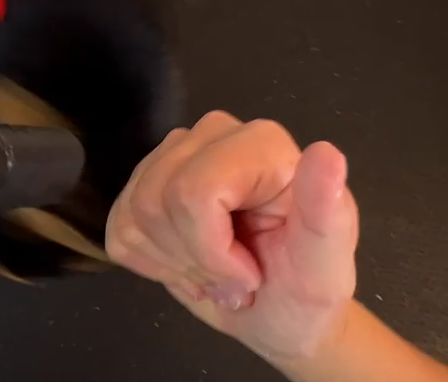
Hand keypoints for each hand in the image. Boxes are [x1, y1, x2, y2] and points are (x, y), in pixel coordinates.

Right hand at [106, 112, 358, 370]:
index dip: (210, 248)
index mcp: (260, 144)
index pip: (194, 190)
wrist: (277, 314)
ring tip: (211, 274)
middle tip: (232, 281)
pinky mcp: (142, 176)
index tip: (249, 275)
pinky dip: (150, 259)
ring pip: (136, 209)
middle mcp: (212, 132)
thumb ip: (327, 212)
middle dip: (193, 258)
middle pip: (160, 198)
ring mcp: (172, 151)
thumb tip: (327, 153)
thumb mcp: (326, 269)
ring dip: (172, 260)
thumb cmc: (305, 294)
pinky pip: (119, 222)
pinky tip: (185, 262)